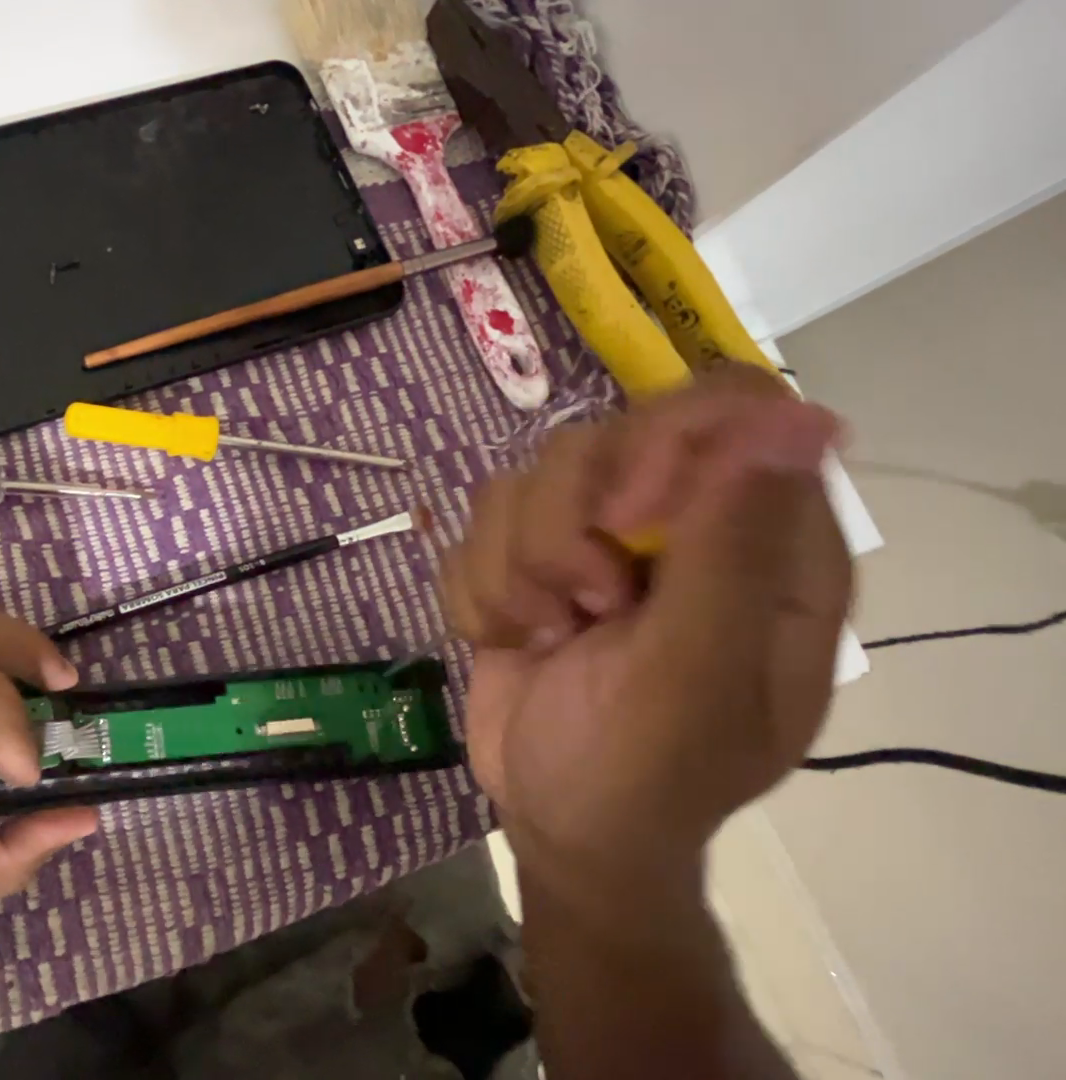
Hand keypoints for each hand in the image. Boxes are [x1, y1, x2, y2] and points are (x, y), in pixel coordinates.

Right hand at [442, 370, 850, 887]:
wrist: (558, 822)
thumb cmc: (648, 770)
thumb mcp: (699, 673)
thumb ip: (733, 550)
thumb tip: (791, 418)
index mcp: (759, 541)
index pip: (726, 411)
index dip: (663, 442)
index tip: (624, 517)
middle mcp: (673, 523)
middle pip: (596, 439)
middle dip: (562, 531)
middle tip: (582, 605)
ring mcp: (586, 542)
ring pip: (516, 485)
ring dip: (511, 574)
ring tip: (543, 636)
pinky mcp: (516, 565)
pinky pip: (468, 533)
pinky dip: (475, 595)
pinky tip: (507, 641)